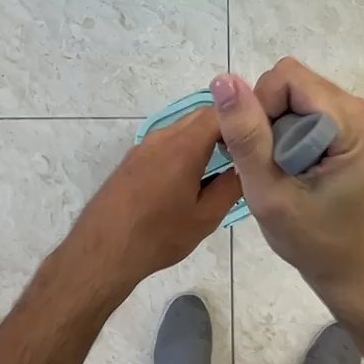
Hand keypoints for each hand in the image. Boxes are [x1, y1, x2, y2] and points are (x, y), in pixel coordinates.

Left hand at [64, 108, 243, 295]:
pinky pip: (167, 142)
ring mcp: (144, 146)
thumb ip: (231, 187)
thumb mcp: (205, 217)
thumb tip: (248, 167)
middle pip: (201, 116)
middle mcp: (163, 137)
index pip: (220, 112)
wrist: (102, 252)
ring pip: (183, 128)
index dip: (244, 117)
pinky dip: (185, 148)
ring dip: (205, 138)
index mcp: (184, 146)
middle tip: (246, 149)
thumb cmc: (158, 236)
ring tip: (223, 164)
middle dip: (226, 127)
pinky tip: (192, 175)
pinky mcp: (132, 159)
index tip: (260, 134)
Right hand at [210, 58, 363, 302]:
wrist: (351, 269)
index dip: (260, 108)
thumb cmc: (314, 240)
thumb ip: (246, 137)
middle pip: (290, 83)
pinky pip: (302, 108)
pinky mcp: (347, 126)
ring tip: (279, 171)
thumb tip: (223, 81)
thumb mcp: (269, 193)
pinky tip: (288, 168)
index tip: (259, 153)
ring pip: (292, 94)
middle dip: (266, 119)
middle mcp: (358, 108)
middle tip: (268, 168)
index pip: (286, 78)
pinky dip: (285, 133)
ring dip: (273, 128)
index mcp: (350, 120)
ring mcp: (355, 116)